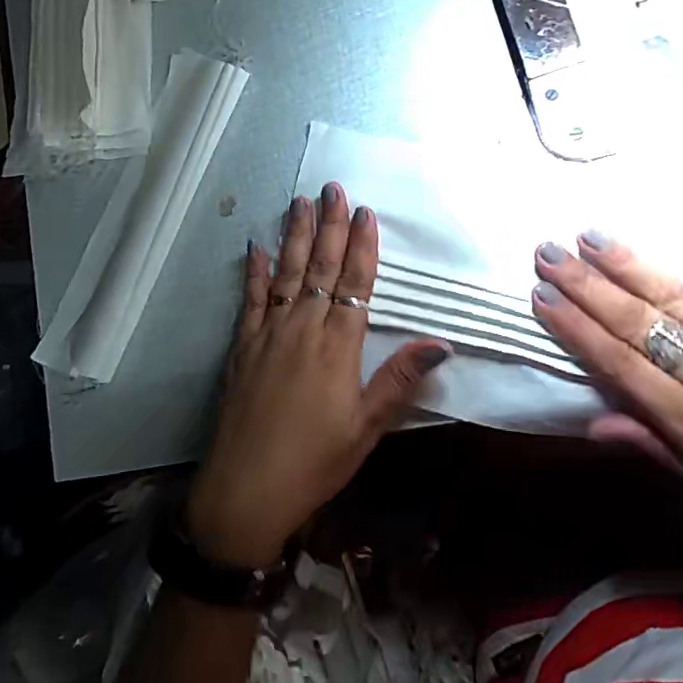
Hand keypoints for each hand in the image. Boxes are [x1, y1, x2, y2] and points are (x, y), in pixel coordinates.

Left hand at [186, 184, 448, 568]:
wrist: (244, 493)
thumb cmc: (315, 462)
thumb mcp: (367, 427)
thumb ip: (400, 380)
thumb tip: (440, 343)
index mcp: (337, 347)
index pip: (354, 284)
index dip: (361, 247)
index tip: (365, 213)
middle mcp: (302, 330)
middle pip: (319, 269)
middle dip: (329, 226)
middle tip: (333, 188)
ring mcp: (267, 337)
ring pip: (285, 275)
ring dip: (294, 237)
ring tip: (299, 202)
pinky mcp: (241, 350)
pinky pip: (249, 302)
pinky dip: (254, 273)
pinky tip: (254, 249)